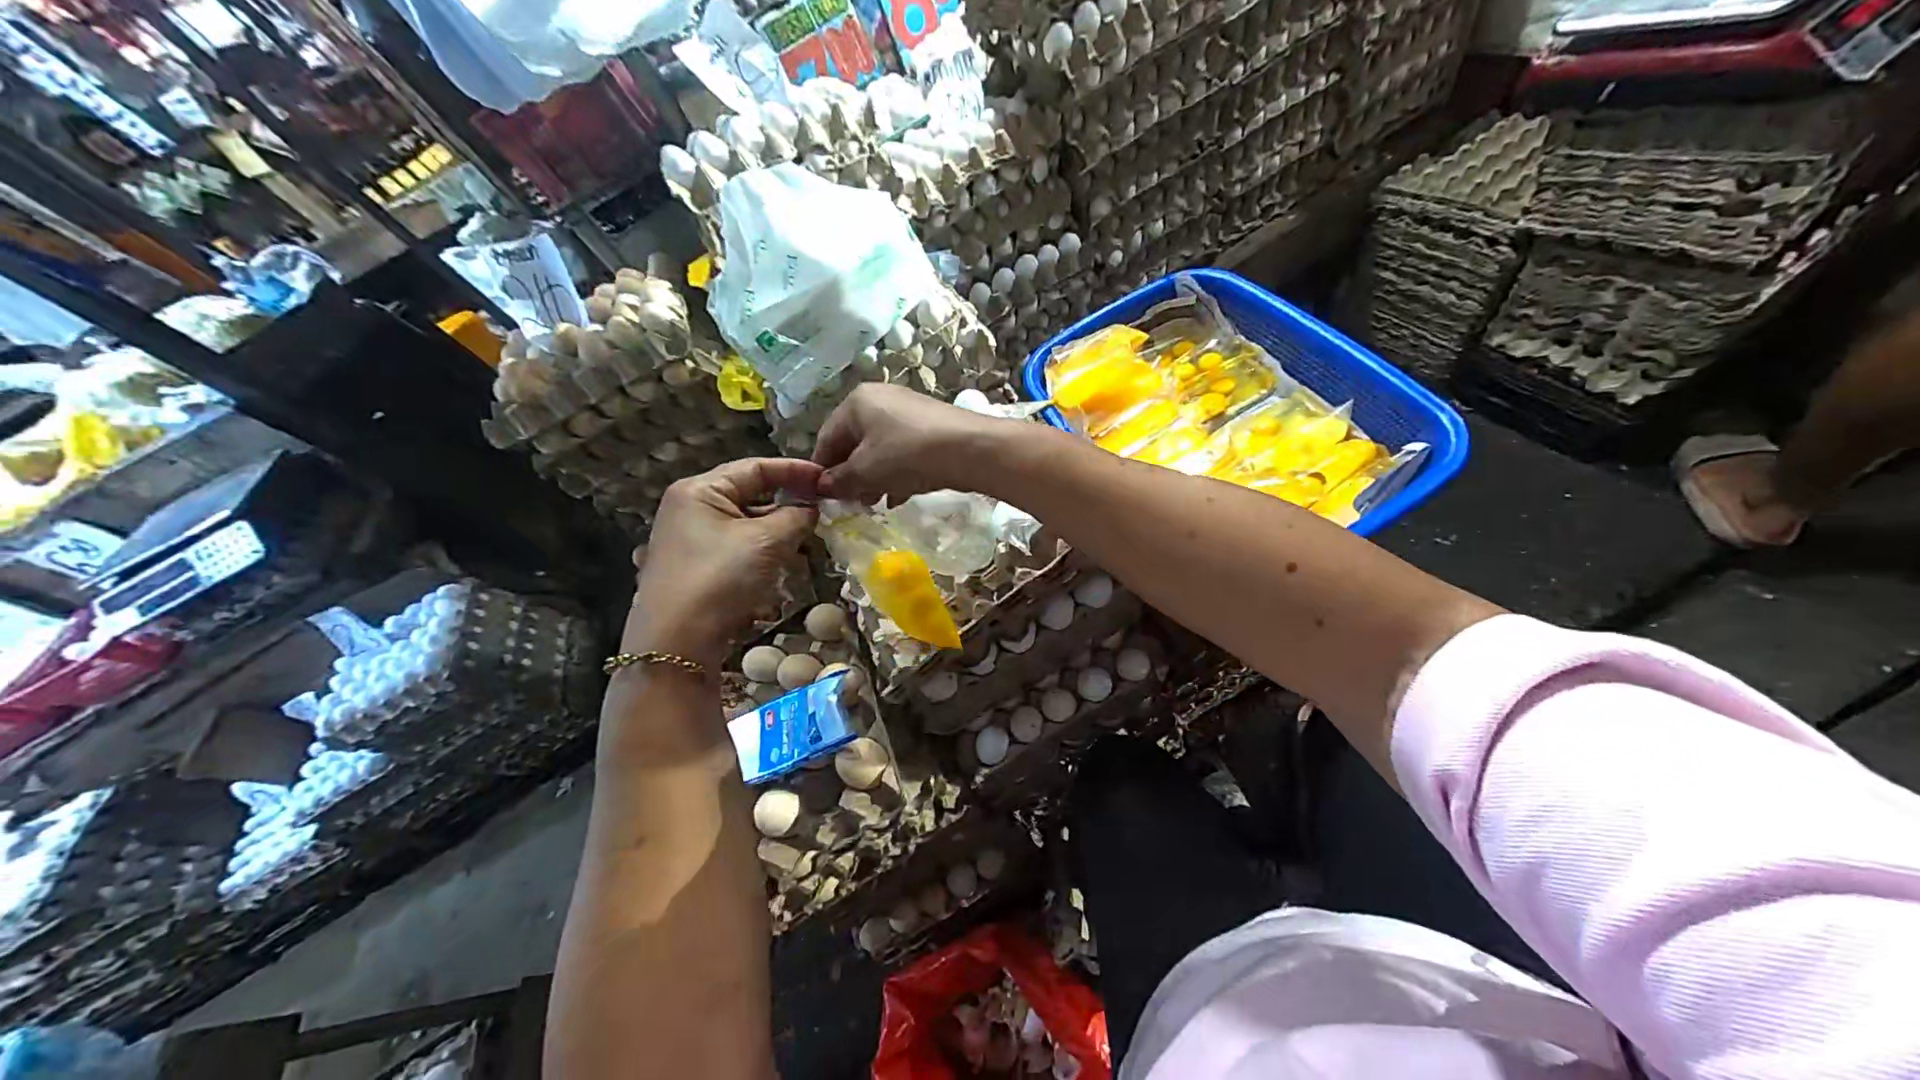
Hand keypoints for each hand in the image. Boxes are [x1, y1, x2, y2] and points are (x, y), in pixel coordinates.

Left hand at [625, 458, 821, 668]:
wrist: (677, 644)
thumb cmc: (720, 579)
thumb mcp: (767, 541)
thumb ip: (796, 517)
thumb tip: (812, 508)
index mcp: (699, 490)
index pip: (755, 467)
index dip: (795, 470)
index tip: (827, 479)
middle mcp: (688, 509)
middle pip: (749, 494)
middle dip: (788, 503)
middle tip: (823, 511)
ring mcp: (688, 541)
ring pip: (744, 524)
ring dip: (777, 531)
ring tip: (808, 541)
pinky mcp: (694, 569)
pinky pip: (736, 549)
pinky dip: (762, 552)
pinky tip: (782, 565)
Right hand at [812, 384, 1011, 503]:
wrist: (971, 449)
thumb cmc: (908, 456)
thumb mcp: (866, 472)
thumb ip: (839, 481)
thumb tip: (823, 487)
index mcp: (856, 402)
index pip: (826, 439)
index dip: (822, 471)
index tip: (823, 499)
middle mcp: (880, 399)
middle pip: (853, 443)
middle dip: (850, 476)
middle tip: (852, 504)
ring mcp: (908, 411)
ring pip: (879, 449)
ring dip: (873, 478)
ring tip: (875, 503)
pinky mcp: (930, 426)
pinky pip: (902, 451)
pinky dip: (896, 472)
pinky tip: (899, 496)